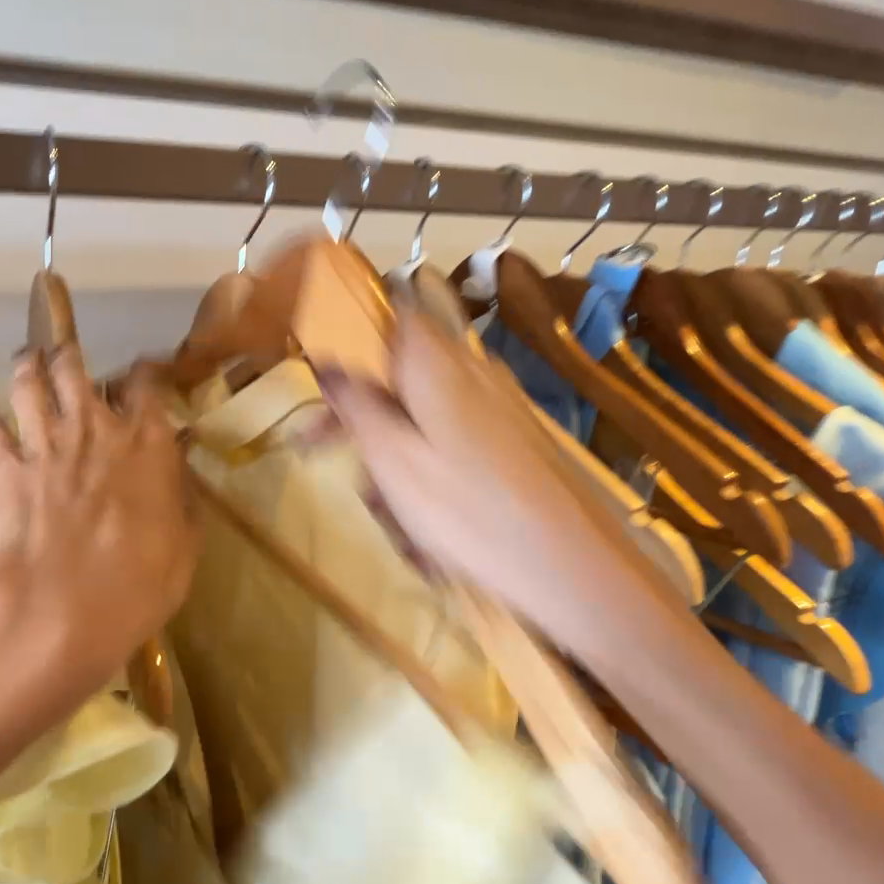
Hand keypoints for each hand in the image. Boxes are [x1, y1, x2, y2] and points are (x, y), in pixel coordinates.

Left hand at [0, 346, 198, 691]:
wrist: (66, 600)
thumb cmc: (139, 579)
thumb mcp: (184, 545)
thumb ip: (183, 501)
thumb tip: (180, 474)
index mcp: (146, 442)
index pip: (147, 386)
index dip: (145, 374)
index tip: (144, 373)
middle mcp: (94, 427)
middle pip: (78, 371)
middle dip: (72, 359)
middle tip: (68, 358)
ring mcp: (45, 442)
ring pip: (30, 384)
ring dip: (28, 367)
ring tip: (27, 359)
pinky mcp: (5, 466)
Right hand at [317, 308, 684, 657]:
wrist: (569, 567)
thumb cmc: (468, 510)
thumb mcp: (393, 459)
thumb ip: (356, 405)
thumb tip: (326, 361)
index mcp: (438, 366)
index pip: (390, 317)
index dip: (348, 339)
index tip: (317, 378)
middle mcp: (471, 375)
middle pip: (398, 374)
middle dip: (358, 414)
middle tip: (314, 449)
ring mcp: (495, 410)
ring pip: (419, 418)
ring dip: (389, 459)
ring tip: (387, 511)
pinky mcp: (510, 446)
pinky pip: (448, 447)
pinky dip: (425, 478)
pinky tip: (424, 526)